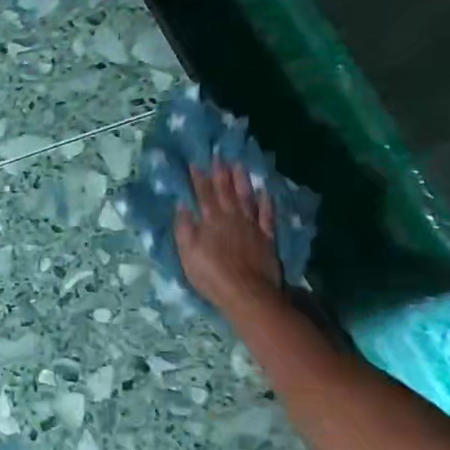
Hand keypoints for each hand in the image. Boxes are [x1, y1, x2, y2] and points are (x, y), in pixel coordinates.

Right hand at [175, 160, 282, 312]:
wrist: (247, 292)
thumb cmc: (211, 275)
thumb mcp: (187, 253)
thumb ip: (185, 228)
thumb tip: (183, 206)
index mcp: (210, 221)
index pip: (203, 195)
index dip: (199, 179)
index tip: (196, 164)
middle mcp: (232, 218)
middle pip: (226, 192)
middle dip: (221, 173)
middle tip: (219, 156)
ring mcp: (252, 226)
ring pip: (247, 198)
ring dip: (242, 181)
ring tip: (239, 165)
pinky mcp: (267, 237)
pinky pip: (267, 215)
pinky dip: (266, 202)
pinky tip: (264, 192)